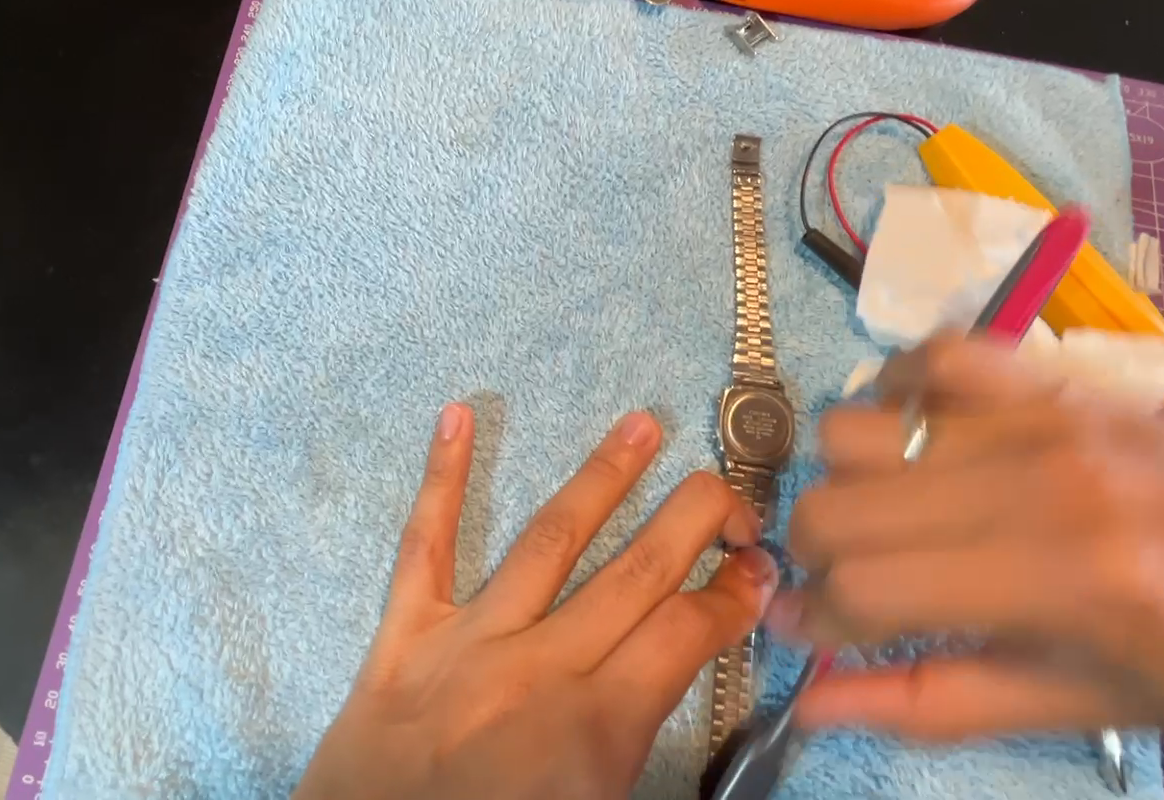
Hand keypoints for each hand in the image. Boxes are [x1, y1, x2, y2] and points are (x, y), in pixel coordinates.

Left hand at [295, 404, 779, 799]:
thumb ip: (641, 749)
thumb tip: (681, 682)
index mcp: (594, 730)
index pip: (683, 636)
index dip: (730, 597)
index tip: (756, 568)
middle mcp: (539, 667)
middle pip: (635, 575)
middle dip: (691, 522)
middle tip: (725, 489)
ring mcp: (469, 638)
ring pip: (550, 539)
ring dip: (602, 478)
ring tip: (640, 426)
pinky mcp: (406, 628)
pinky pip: (425, 542)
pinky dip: (442, 476)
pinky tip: (457, 414)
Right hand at [775, 335, 1163, 754]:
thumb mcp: (1088, 709)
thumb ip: (932, 702)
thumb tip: (814, 705)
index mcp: (1062, 585)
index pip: (867, 591)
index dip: (813, 618)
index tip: (801, 630)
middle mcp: (1038, 485)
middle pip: (838, 505)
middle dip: (811, 554)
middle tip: (844, 580)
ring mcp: (1045, 417)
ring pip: (853, 427)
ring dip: (844, 479)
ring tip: (886, 510)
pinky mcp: (1058, 381)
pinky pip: (930, 355)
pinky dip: (896, 392)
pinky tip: (916, 434)